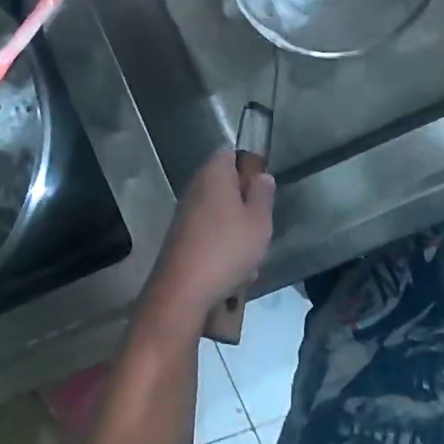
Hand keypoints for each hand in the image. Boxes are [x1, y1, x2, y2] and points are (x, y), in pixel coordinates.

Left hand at [145, 149, 275, 322]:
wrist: (183, 290)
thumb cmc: (227, 248)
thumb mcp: (260, 221)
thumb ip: (263, 194)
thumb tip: (261, 176)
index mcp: (213, 175)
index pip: (229, 153)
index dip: (248, 165)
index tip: (263, 188)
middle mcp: (195, 189)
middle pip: (226, 187)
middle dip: (246, 206)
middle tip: (260, 227)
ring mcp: (185, 215)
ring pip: (221, 216)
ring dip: (238, 234)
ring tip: (250, 260)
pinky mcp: (180, 240)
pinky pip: (210, 237)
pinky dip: (223, 251)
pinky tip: (234, 275)